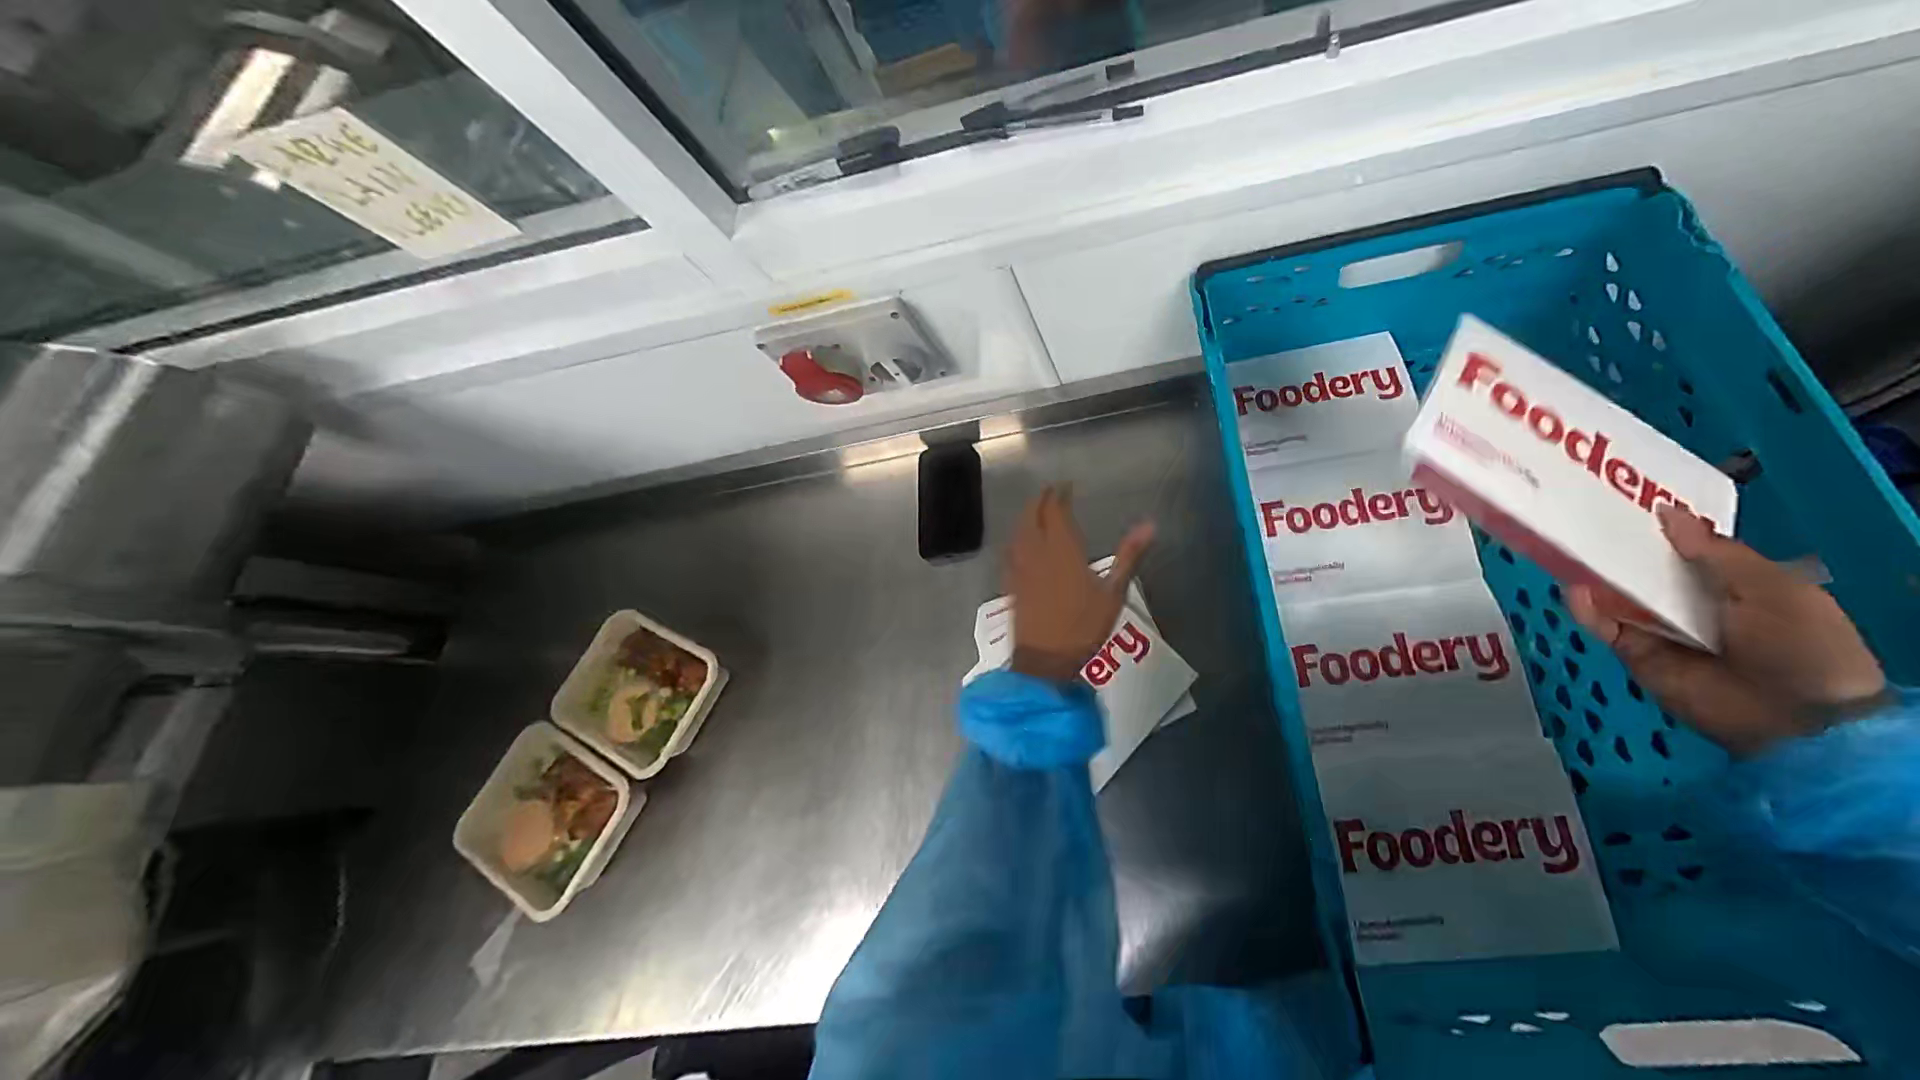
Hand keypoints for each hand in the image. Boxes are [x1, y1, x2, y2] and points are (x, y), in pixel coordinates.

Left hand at [1006, 486, 1155, 681]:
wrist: (1044, 659)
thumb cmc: (1083, 626)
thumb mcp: (1113, 592)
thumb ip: (1128, 556)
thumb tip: (1150, 525)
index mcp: (1061, 548)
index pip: (1055, 511)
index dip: (1058, 495)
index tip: (1064, 486)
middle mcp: (1036, 552)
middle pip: (1031, 516)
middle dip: (1039, 501)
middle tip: (1049, 493)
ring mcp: (1019, 568)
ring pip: (1018, 532)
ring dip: (1025, 516)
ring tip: (1035, 511)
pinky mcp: (1011, 584)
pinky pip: (1010, 551)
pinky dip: (1016, 539)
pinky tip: (1020, 544)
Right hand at [1569, 505, 1884, 756]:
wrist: (1796, 719)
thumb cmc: (1802, 646)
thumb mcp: (1773, 590)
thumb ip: (1717, 554)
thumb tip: (1667, 514)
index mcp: (1733, 585)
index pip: (1687, 551)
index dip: (1660, 530)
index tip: (1625, 504)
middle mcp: (1693, 604)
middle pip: (1646, 571)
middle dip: (1618, 550)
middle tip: (1581, 521)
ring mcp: (1661, 629)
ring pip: (1618, 596)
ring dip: (1595, 576)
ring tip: (1567, 551)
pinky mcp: (1635, 653)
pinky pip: (1606, 627)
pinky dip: (1587, 611)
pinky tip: (1575, 592)